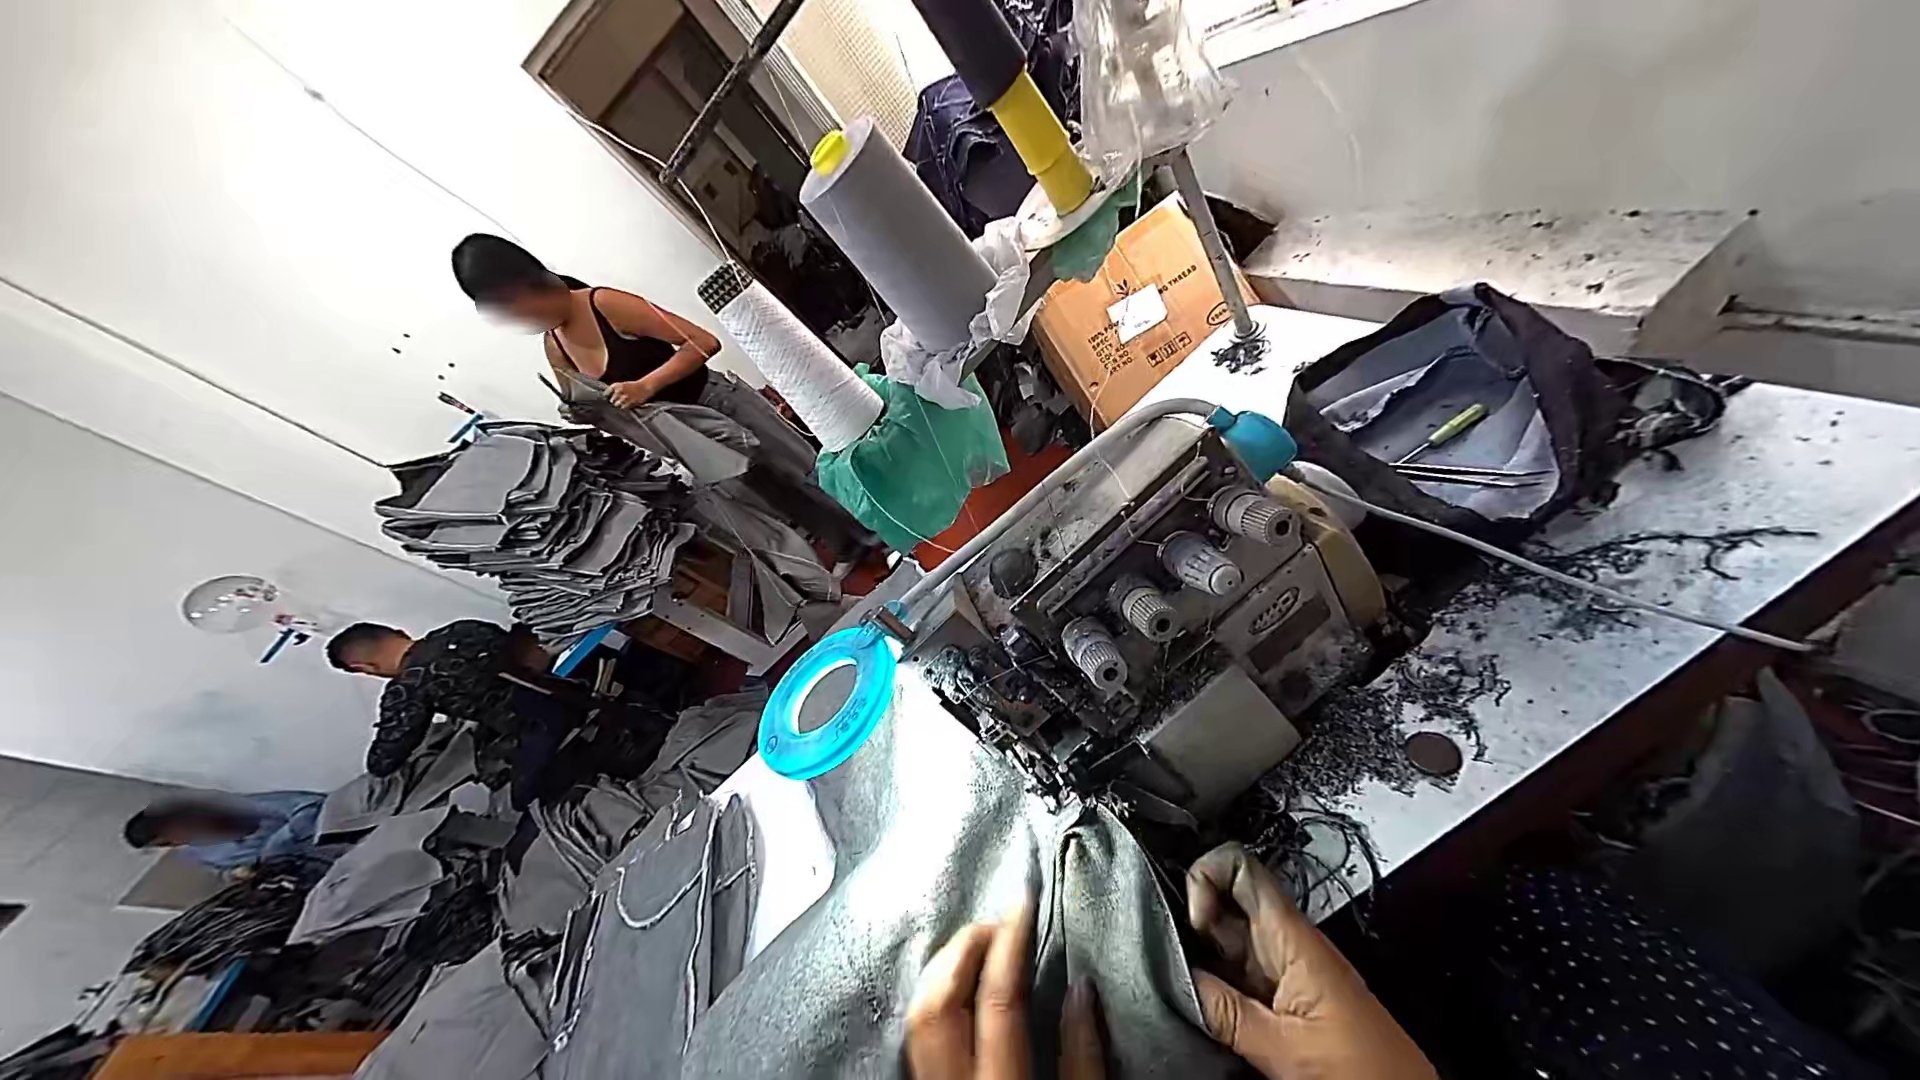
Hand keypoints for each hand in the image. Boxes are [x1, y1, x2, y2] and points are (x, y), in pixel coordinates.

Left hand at [608, 380, 654, 408]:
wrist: (645, 386)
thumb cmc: (634, 386)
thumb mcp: (623, 385)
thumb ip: (615, 390)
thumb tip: (609, 397)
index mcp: (616, 386)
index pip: (606, 394)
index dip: (607, 397)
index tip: (609, 399)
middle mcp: (619, 391)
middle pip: (611, 400)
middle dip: (614, 402)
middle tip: (618, 403)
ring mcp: (624, 398)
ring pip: (616, 405)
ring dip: (619, 406)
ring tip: (623, 405)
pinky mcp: (630, 403)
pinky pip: (623, 408)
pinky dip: (624, 408)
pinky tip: (627, 406)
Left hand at [906, 902, 1105, 1079]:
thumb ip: (1083, 1061)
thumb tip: (1079, 987)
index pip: (998, 1001)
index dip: (1011, 942)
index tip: (1024, 903)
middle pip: (938, 1001)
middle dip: (966, 945)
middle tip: (999, 920)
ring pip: (917, 1013)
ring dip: (946, 964)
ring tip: (980, 940)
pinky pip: (917, 1033)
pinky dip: (936, 992)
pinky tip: (957, 978)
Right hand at [1186, 843, 1434, 1079]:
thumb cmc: (1368, 1078)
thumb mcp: (1286, 1050)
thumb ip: (1226, 1012)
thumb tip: (1177, 978)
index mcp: (1292, 936)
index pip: (1239, 866)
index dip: (1205, 876)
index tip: (1192, 921)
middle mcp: (1286, 942)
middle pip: (1226, 902)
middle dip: (1196, 925)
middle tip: (1184, 962)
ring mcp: (1286, 967)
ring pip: (1228, 937)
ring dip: (1204, 956)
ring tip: (1196, 991)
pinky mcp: (1287, 994)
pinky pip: (1238, 970)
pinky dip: (1217, 981)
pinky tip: (1211, 1007)